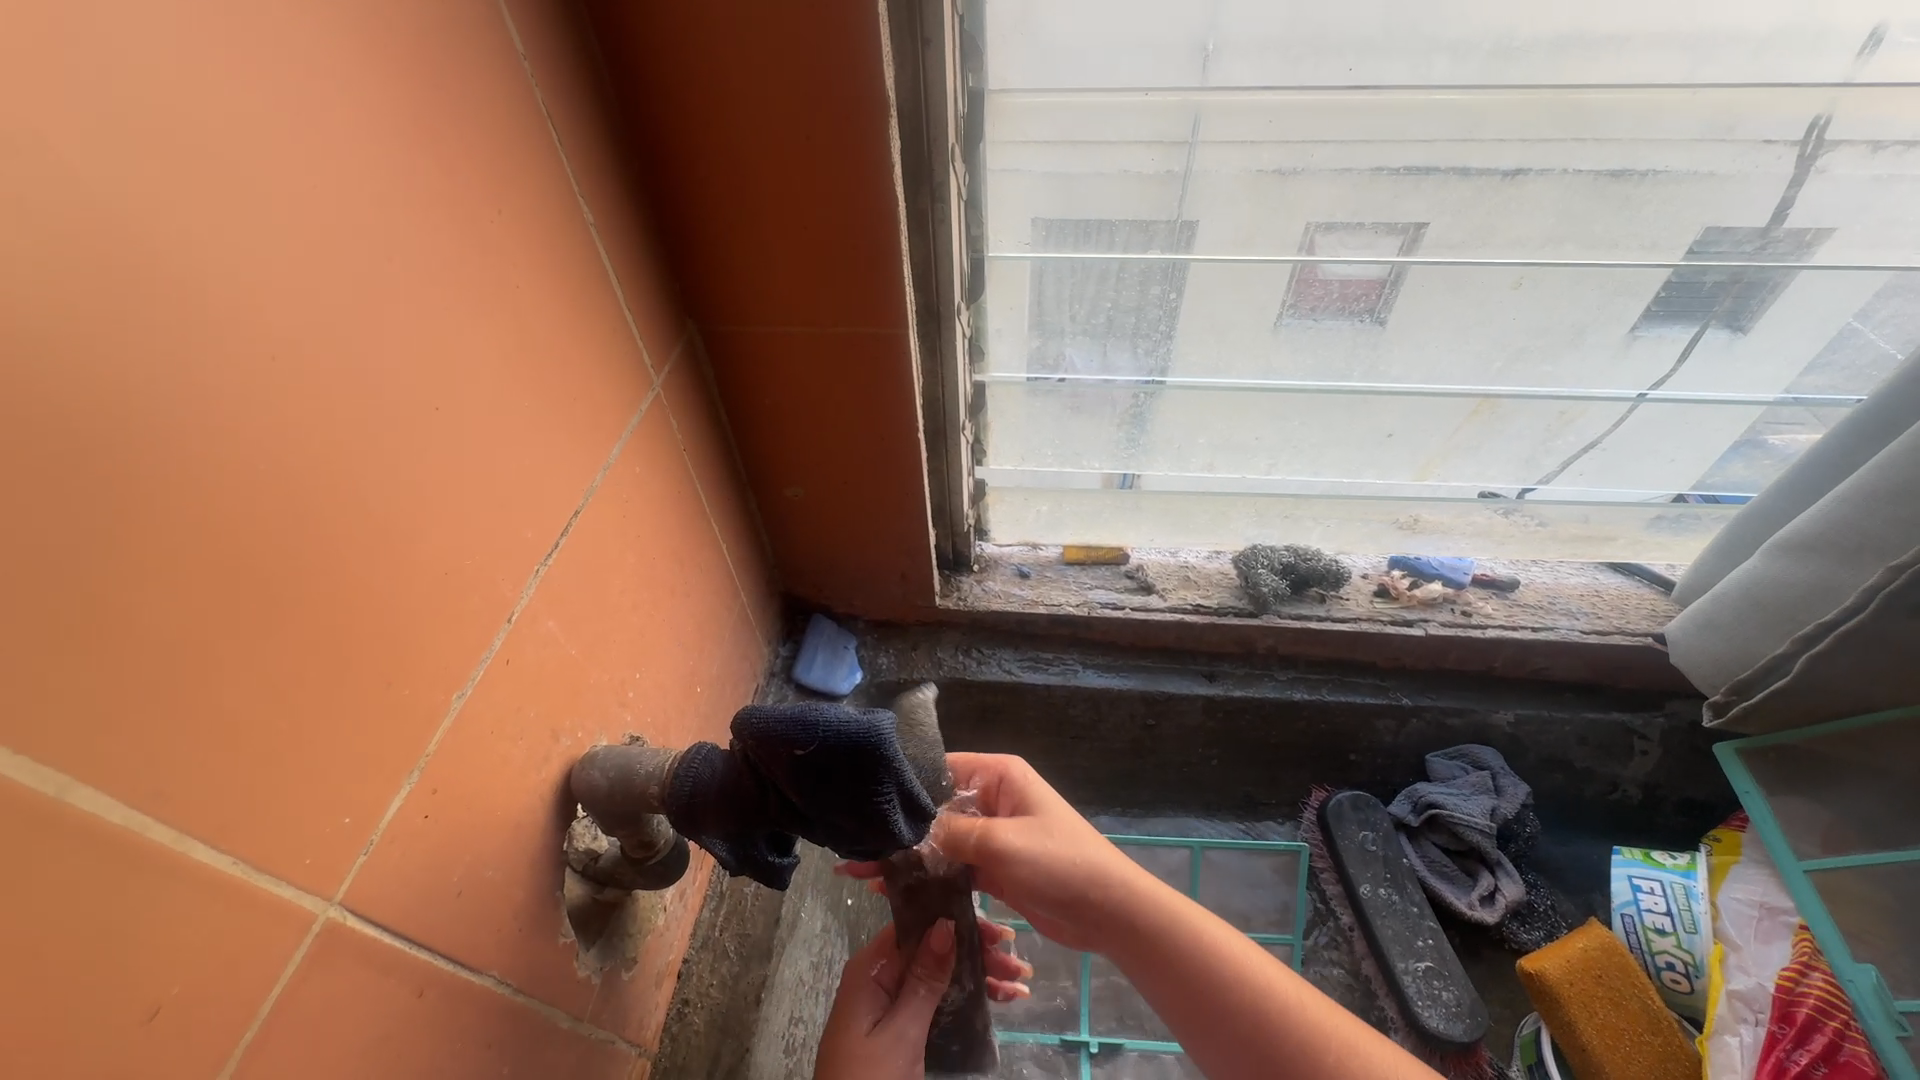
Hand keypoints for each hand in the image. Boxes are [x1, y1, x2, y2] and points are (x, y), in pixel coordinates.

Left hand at [818, 918, 1023, 1079]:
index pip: (917, 927)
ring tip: (1020, 980)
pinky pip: (938, 1002)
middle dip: (976, 953)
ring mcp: (891, 1005)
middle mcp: (880, 978)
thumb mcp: (900, 1033)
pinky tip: (1000, 999)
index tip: (996, 932)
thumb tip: (945, 922)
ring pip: (941, 976)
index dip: (957, 923)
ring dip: (979, 976)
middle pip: (933, 950)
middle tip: (1016, 963)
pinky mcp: (901, 1029)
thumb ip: (924, 979)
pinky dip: (968, 999)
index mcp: (871, 969)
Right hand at [849, 753, 1154, 953]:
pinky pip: (954, 867)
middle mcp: (992, 798)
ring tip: (863, 872)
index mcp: (998, 775)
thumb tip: (905, 833)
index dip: (905, 788)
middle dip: (900, 829)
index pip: (940, 769)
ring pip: (941, 841)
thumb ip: (951, 834)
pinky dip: (929, 877)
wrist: (1109, 912)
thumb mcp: (1003, 843)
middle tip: (855, 848)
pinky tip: (895, 890)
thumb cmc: (1060, 862)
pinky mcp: (994, 868)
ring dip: (910, 857)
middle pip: (936, 808)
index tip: (867, 807)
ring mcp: (993, 835)